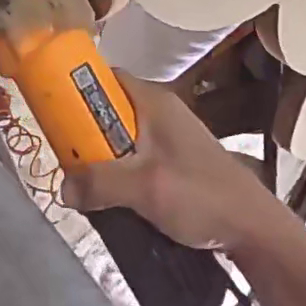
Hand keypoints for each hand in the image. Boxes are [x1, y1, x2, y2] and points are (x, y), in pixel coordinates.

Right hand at [60, 72, 296, 253]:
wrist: (253, 229)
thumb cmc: (201, 195)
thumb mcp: (144, 187)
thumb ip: (100, 183)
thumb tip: (63, 188)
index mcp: (153, 101)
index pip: (107, 77)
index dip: (78, 88)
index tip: (53, 112)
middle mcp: (161, 111)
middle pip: (109, 108)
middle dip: (85, 131)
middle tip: (65, 156)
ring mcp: (170, 137)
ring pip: (121, 136)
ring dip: (102, 157)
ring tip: (85, 181)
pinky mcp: (175, 161)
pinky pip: (134, 156)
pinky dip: (119, 170)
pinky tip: (113, 196)